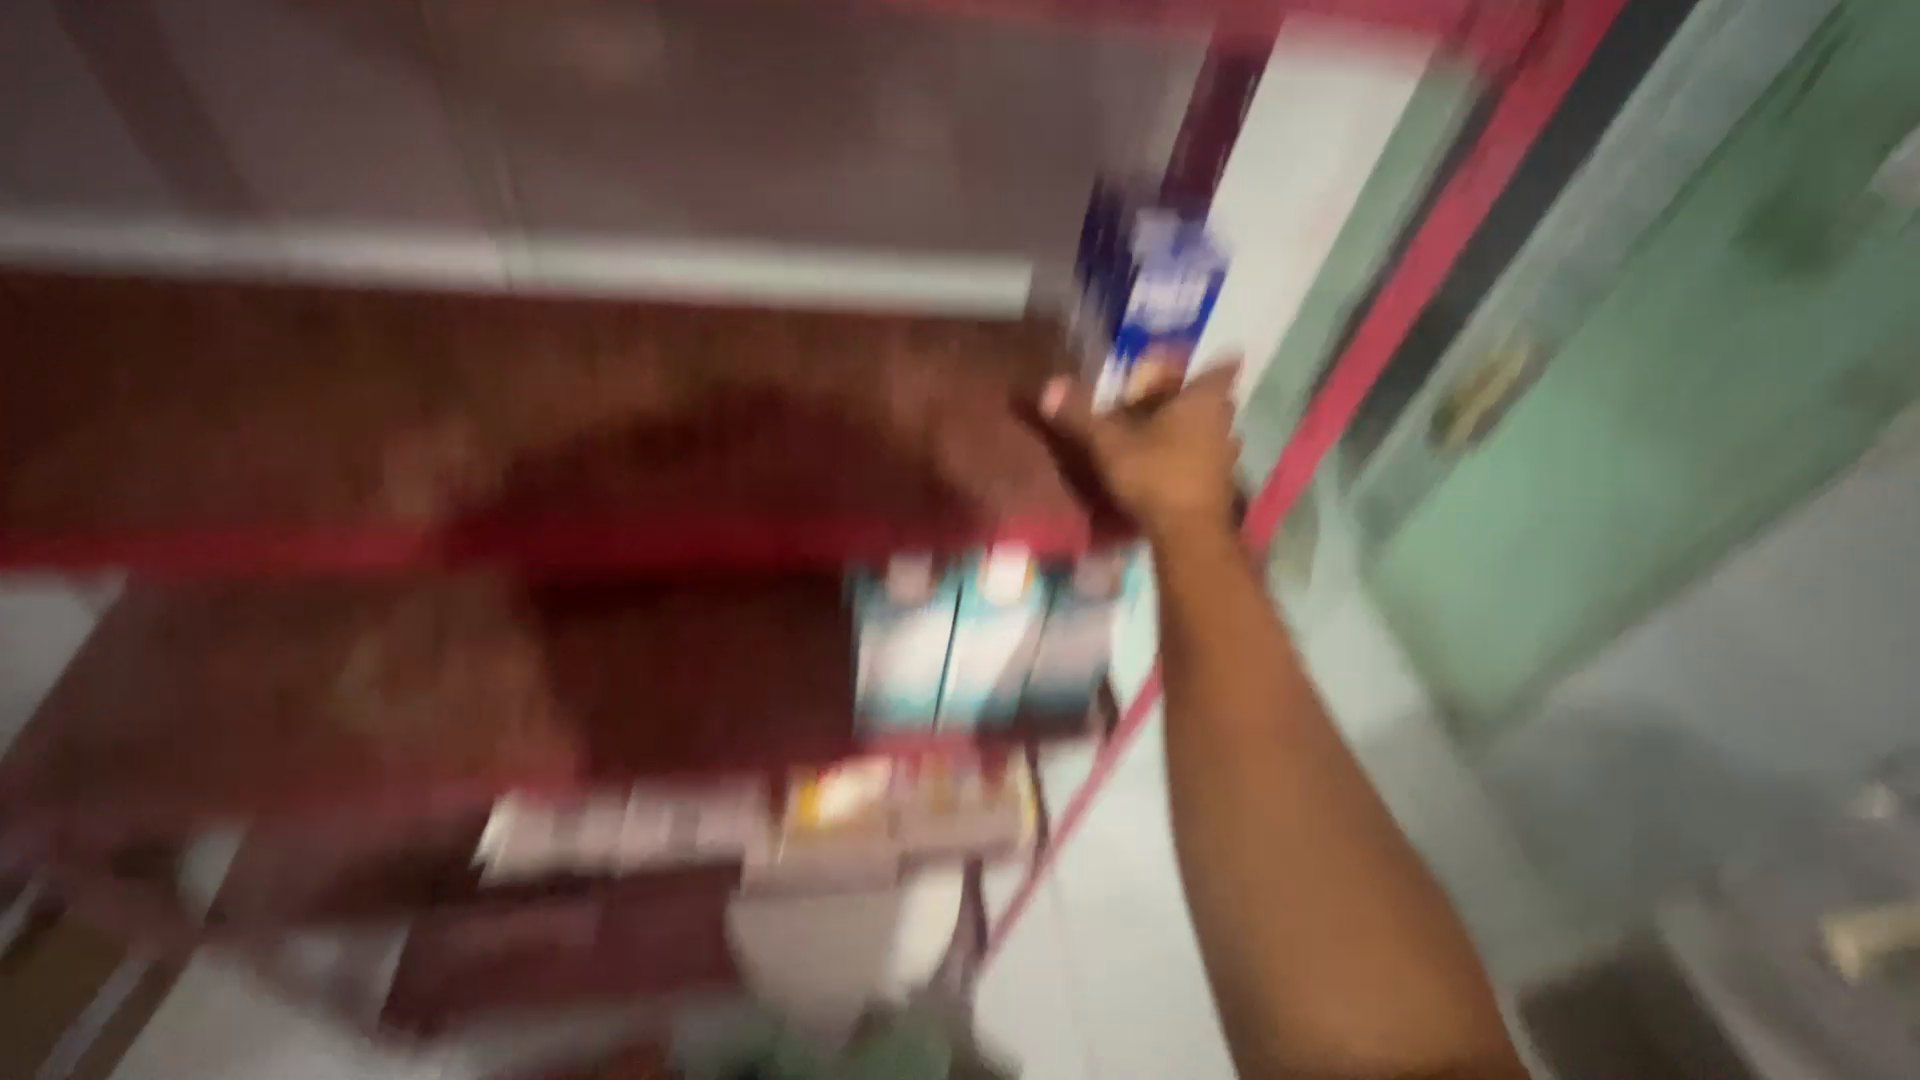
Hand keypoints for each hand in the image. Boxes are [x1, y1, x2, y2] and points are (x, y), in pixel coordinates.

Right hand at [1039, 359, 1241, 541]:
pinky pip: (1207, 464)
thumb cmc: (1155, 473)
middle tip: (1165, 402)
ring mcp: (1228, 458)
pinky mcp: (1223, 488)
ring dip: (1193, 434)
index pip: (1220, 368)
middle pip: (1215, 402)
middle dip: (1194, 400)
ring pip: (1212, 434)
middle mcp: (1224, 423)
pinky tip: (1168, 471)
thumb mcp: (1108, 443)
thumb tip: (1049, 386)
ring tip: (1163, 437)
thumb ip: (1080, 415)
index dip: (1212, 363)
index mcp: (1203, 400)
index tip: (1195, 365)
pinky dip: (1192, 463)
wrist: (1189, 533)